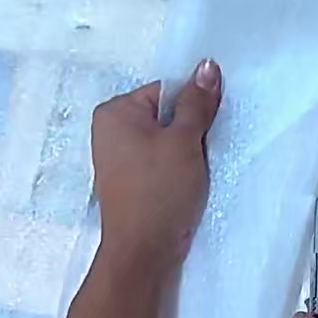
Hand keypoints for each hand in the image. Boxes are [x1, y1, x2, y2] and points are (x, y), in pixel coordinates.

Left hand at [91, 59, 221, 279]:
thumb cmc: (160, 190)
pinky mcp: (130, 182)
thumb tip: (207, 66)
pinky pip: (159, 163)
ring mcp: (118, 159)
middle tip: (201, 153)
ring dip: (186, 153)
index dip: (192, 107)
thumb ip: (197, 103)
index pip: (166, 90)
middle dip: (189, 131)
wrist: (143, 251)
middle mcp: (110, 130)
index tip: (206, 130)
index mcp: (115, 111)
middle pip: (165, 115)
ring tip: (193, 172)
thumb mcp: (185, 141)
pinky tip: (186, 185)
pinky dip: (176, 170)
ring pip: (165, 142)